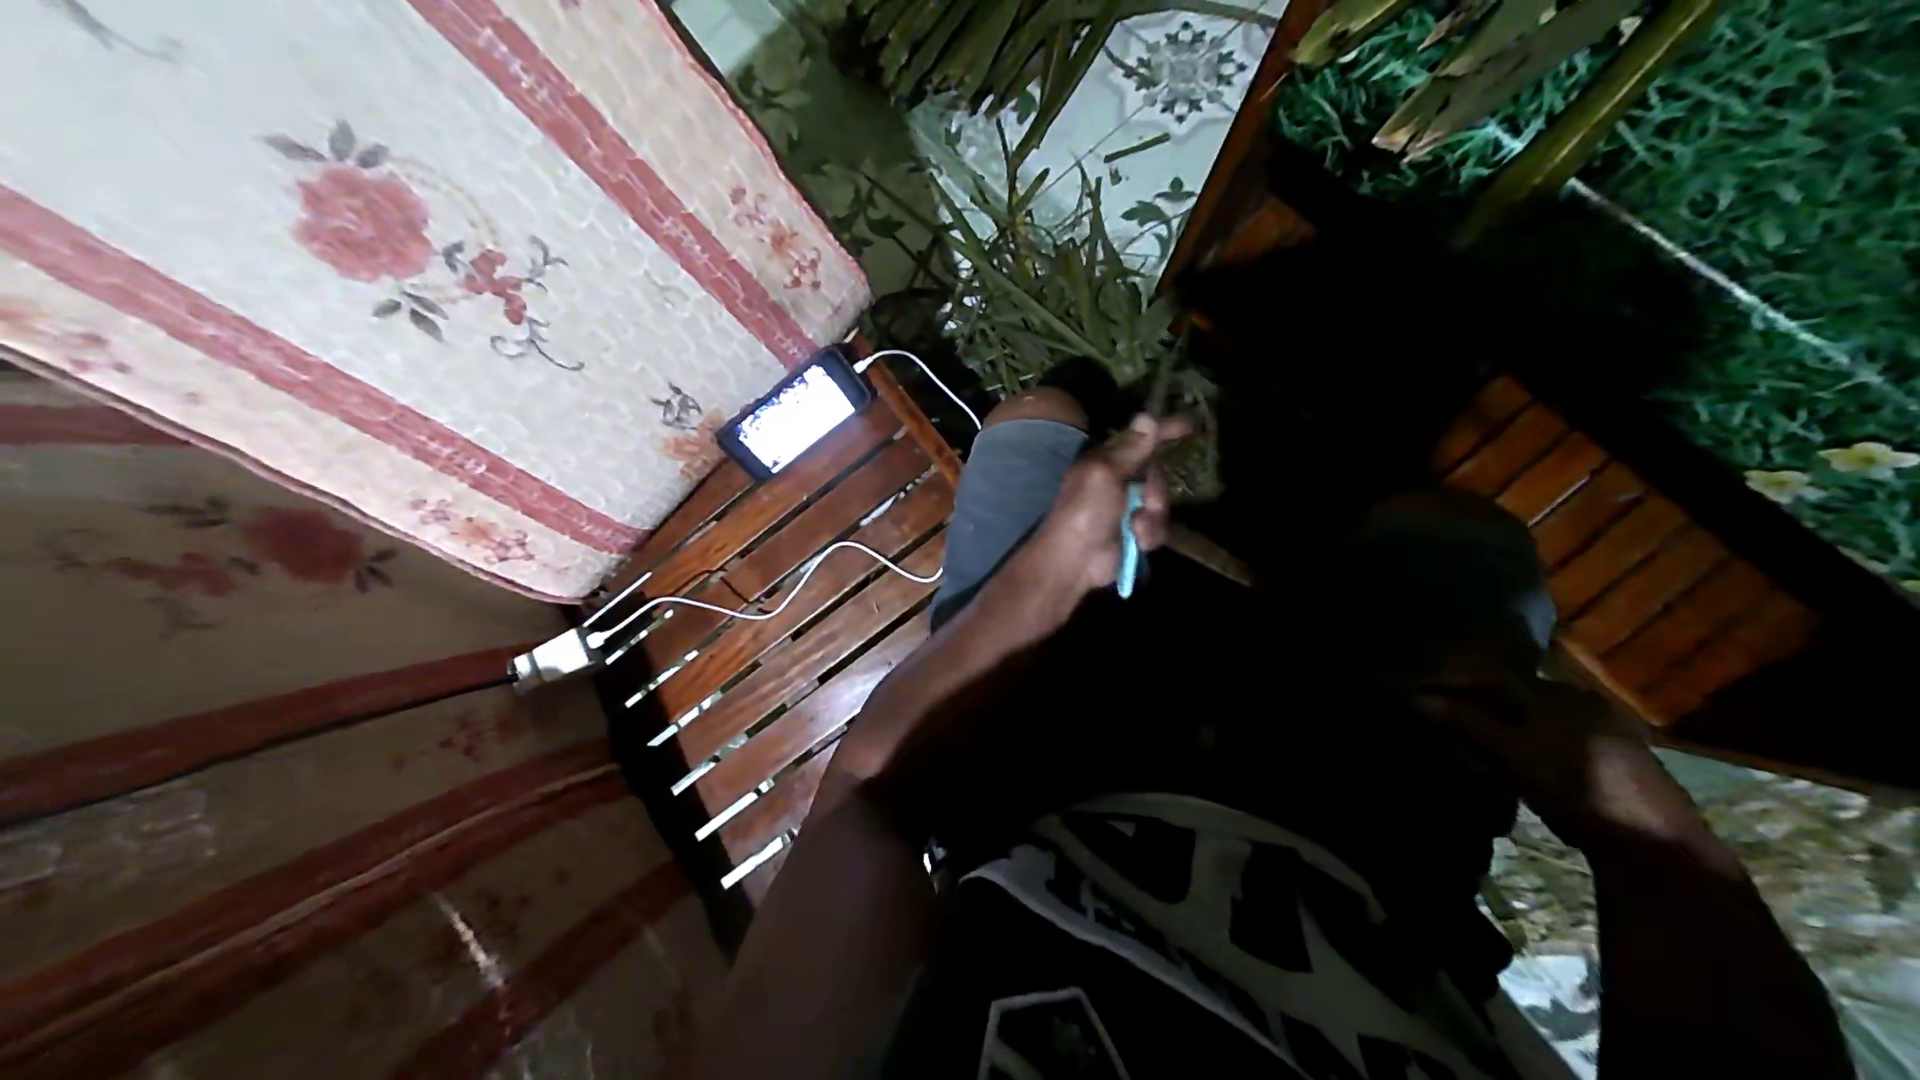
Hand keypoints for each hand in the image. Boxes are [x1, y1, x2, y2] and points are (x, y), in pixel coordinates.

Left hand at [1020, 413, 1191, 599]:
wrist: (1076, 560)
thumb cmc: (1085, 512)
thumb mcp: (1105, 474)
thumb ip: (1130, 449)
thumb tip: (1146, 416)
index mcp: (1106, 461)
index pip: (1141, 439)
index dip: (1165, 430)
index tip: (1191, 424)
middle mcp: (1118, 481)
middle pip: (1157, 474)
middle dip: (1156, 491)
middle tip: (1146, 503)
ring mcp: (1127, 508)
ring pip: (1161, 503)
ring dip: (1153, 518)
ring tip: (1136, 529)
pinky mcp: (1134, 533)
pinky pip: (1158, 527)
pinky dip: (1151, 535)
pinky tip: (1138, 542)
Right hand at [1412, 653, 1702, 851]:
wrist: (1653, 841)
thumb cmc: (1573, 785)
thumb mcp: (1511, 754)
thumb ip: (1466, 723)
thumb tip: (1418, 699)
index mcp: (1555, 692)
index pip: (1491, 675)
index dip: (1452, 683)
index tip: (1420, 691)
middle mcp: (1579, 700)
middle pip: (1513, 693)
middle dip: (1473, 702)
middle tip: (1440, 716)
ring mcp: (1601, 727)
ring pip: (1533, 715)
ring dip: (1497, 723)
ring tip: (1469, 739)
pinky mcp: (1613, 755)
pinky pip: (1553, 734)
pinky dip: (1524, 739)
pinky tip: (1512, 758)